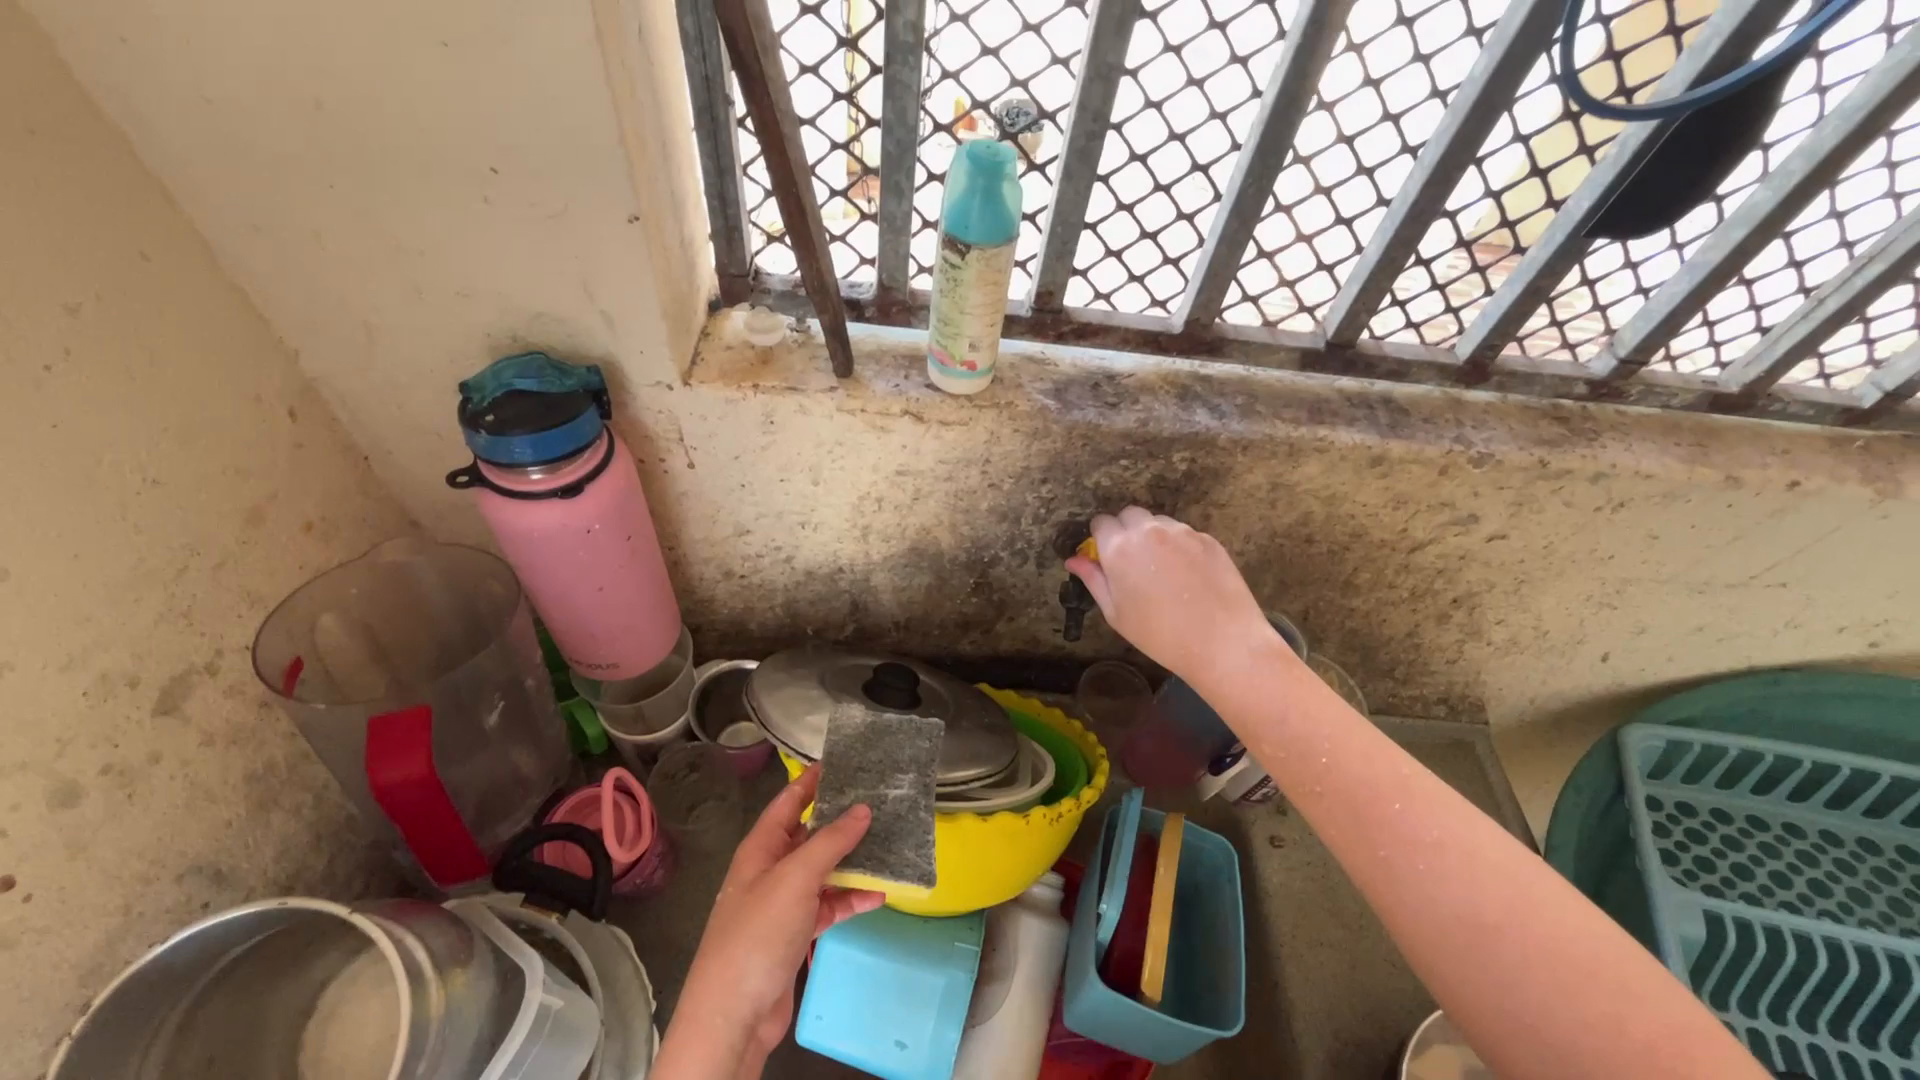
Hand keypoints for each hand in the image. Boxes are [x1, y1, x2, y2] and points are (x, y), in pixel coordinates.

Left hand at [653, 766, 884, 1079]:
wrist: (735, 1013)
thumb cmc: (758, 934)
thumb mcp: (795, 879)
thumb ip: (830, 842)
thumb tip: (863, 809)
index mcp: (761, 848)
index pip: (789, 802)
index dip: (813, 781)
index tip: (845, 762)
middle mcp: (770, 870)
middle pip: (810, 836)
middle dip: (843, 822)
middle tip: (882, 804)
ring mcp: (783, 904)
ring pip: (824, 872)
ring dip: (853, 863)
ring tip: (890, 848)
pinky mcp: (796, 934)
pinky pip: (828, 906)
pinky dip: (851, 900)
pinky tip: (878, 895)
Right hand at [1066, 506, 1286, 692]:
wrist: (1221, 641)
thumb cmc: (1159, 635)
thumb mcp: (1116, 613)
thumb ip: (1093, 580)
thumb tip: (1074, 560)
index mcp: (1119, 548)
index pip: (1101, 523)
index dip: (1101, 538)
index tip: (1107, 558)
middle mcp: (1149, 531)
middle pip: (1130, 515)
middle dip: (1126, 531)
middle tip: (1133, 563)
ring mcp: (1182, 532)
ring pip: (1159, 523)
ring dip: (1154, 537)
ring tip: (1163, 571)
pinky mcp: (1208, 539)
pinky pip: (1185, 534)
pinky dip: (1180, 546)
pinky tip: (1188, 576)